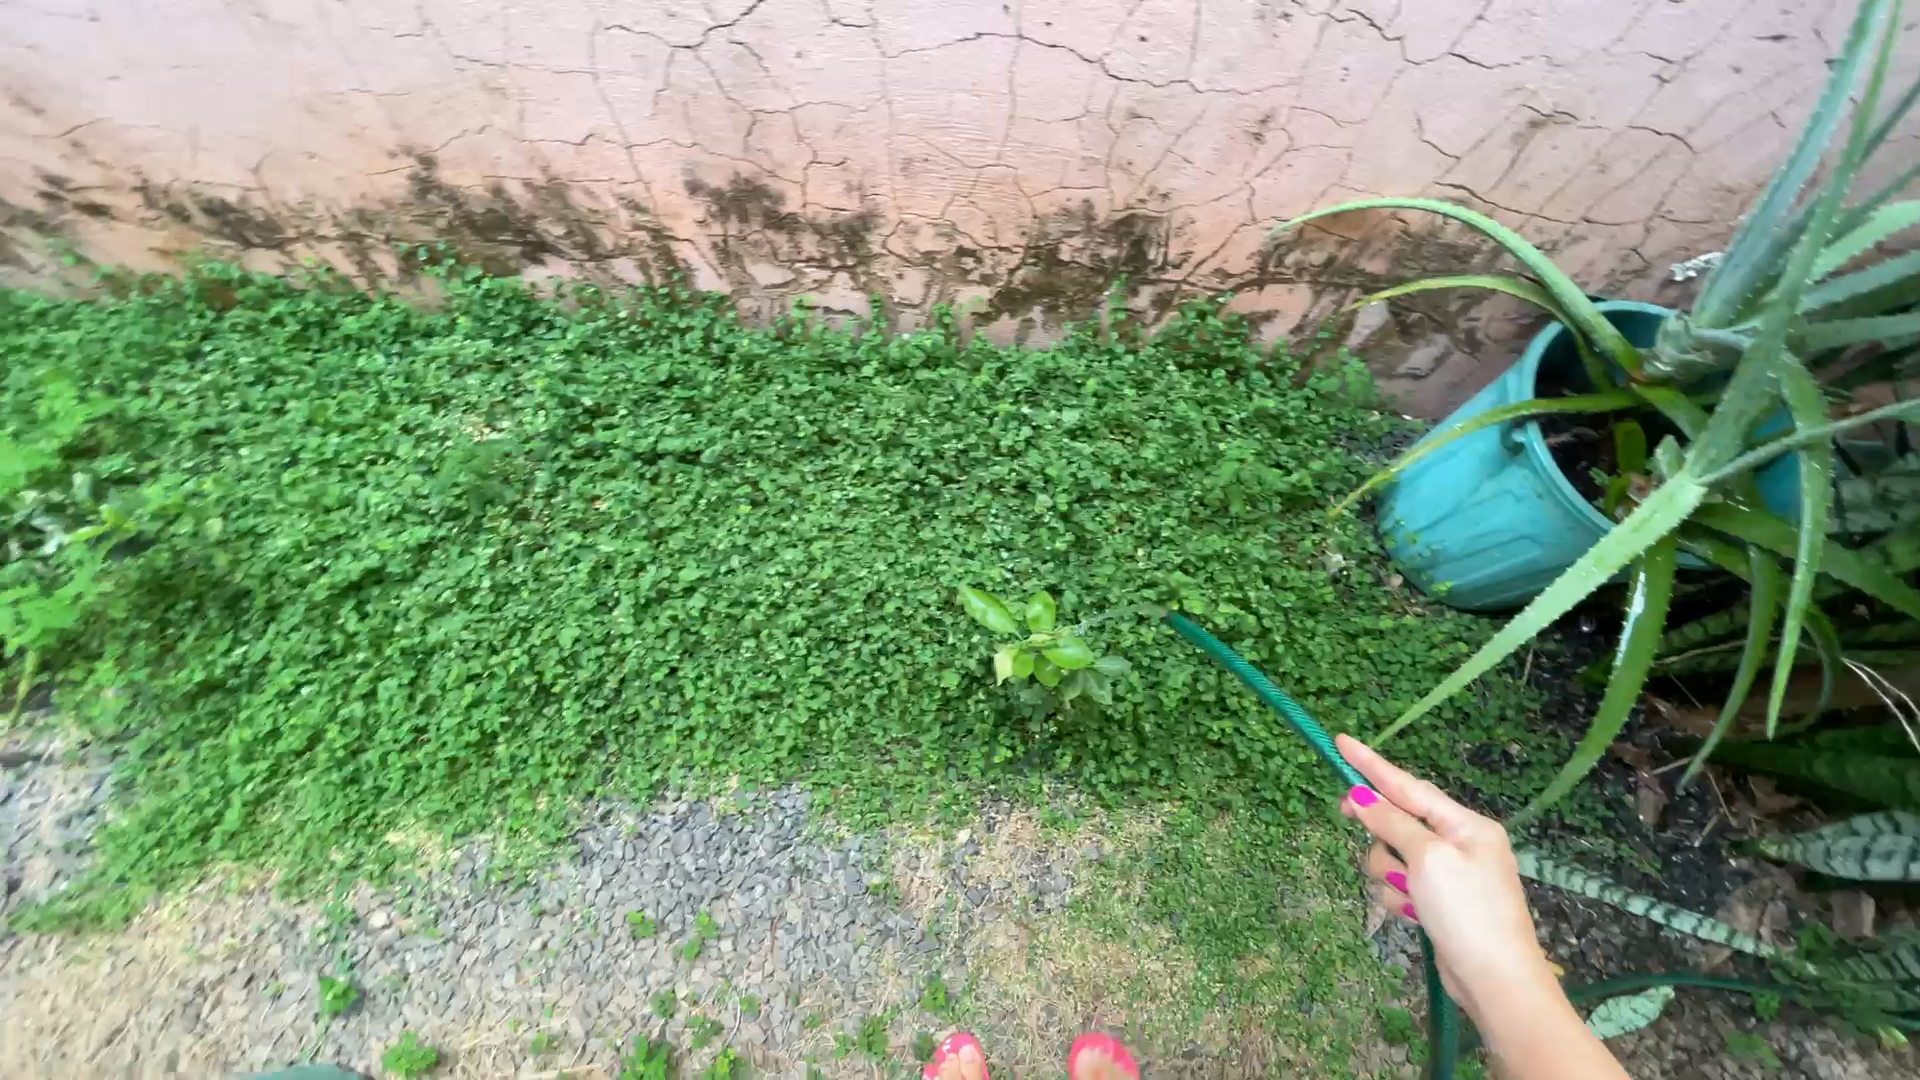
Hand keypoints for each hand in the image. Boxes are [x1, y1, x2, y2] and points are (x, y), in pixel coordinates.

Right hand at [1334, 734, 1556, 1021]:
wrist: (1496, 984)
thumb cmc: (1467, 912)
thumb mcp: (1426, 859)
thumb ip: (1391, 822)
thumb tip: (1360, 797)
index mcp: (1465, 825)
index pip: (1408, 785)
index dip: (1371, 764)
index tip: (1341, 741)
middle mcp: (1458, 843)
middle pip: (1397, 818)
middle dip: (1379, 831)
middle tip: (1345, 816)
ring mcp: (1447, 873)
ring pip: (1390, 852)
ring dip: (1388, 872)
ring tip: (1406, 896)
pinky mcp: (1436, 900)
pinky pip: (1398, 881)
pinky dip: (1397, 896)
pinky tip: (1411, 914)